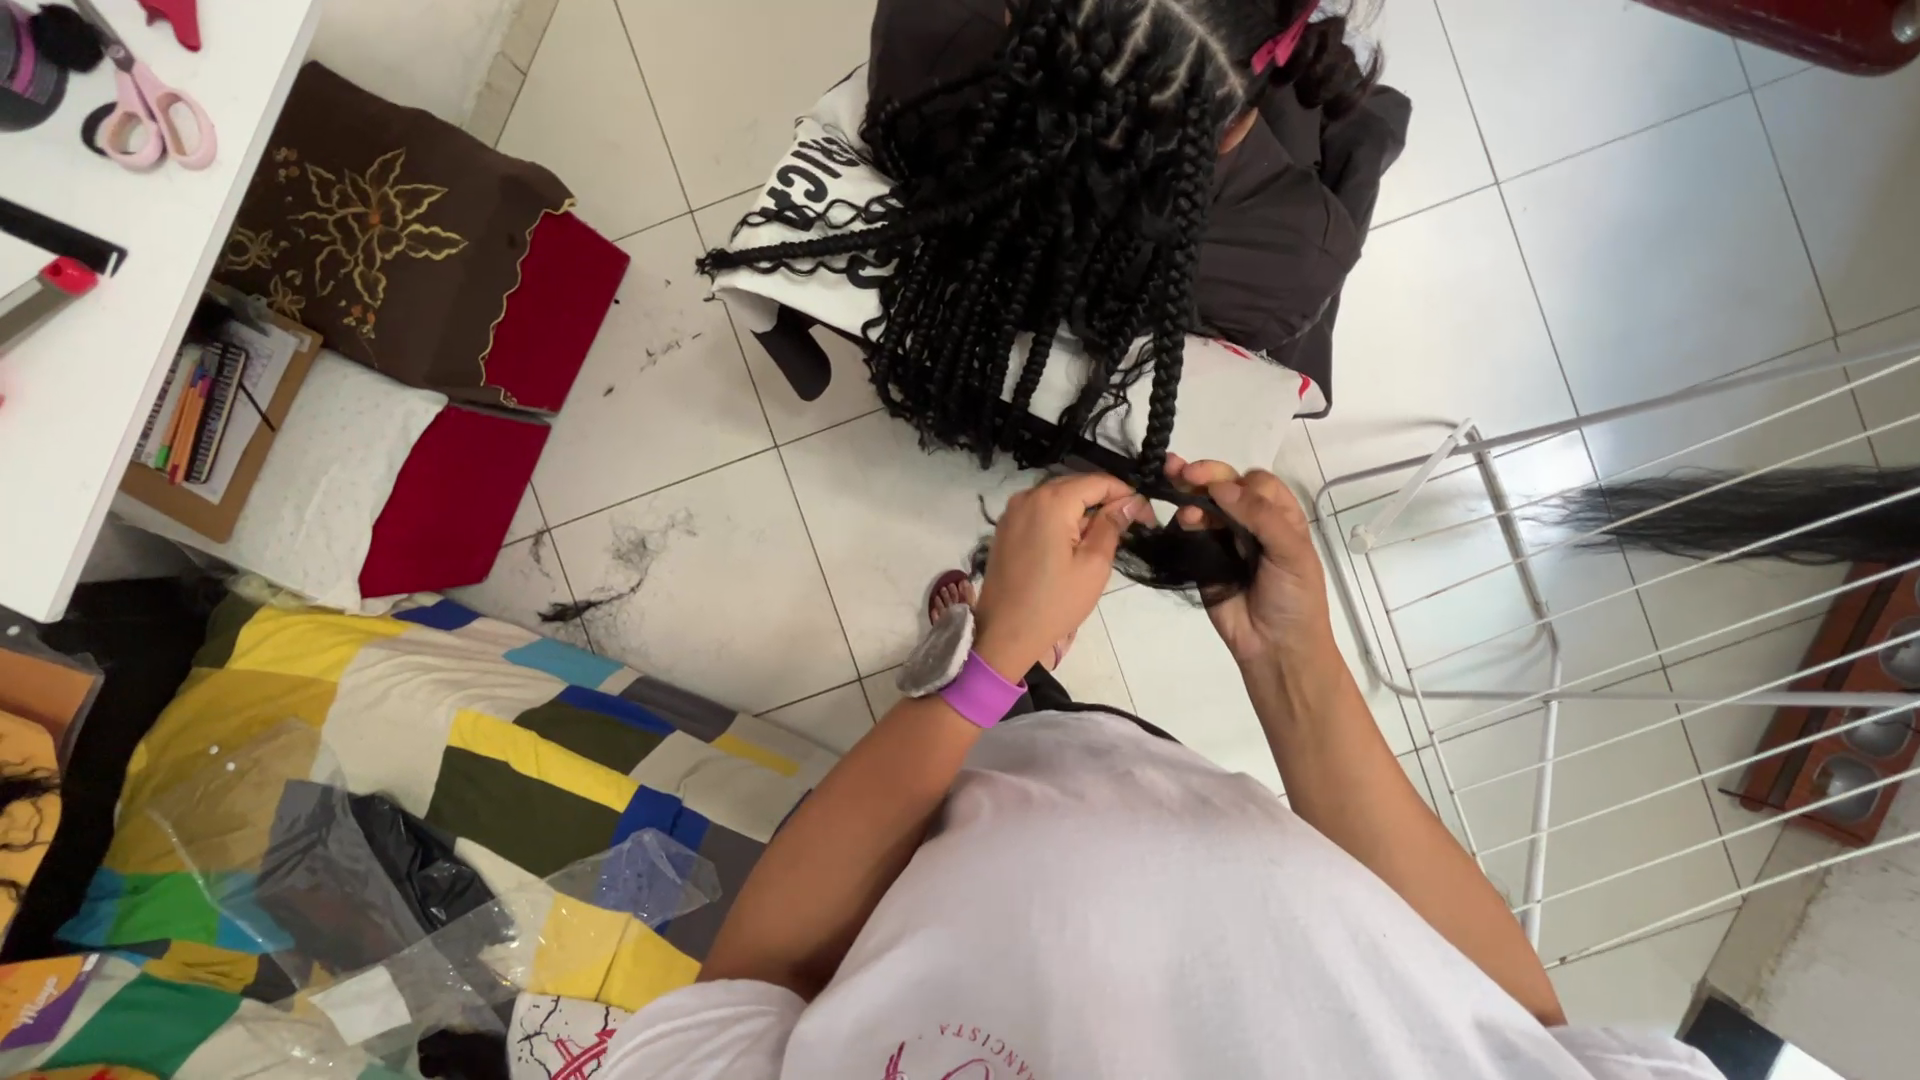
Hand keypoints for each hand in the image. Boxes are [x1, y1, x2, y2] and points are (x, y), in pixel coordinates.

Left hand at [972, 473, 1147, 679]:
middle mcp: (1027, 497)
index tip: (1146, 515)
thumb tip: (1131, 500)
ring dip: (1082, 510)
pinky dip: (1060, 519)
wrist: (1005, 633)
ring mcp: (1012, 512)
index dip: (1126, 494)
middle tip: (1130, 525)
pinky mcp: (1005, 528)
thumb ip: (1112, 525)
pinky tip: (1073, 542)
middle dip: (1104, 500)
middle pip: (1075, 485)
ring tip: (1103, 537)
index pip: (1097, 481)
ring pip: (1057, 497)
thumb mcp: (1094, 565)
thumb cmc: (1055, 602)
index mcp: (1051, 501)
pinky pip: (1040, 511)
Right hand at [1165, 456, 1334, 668]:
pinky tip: (1182, 520)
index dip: (1237, 481)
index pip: (1256, 483)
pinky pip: (1192, 531)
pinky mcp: (1203, 557)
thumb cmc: (1295, 597)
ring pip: (1205, 505)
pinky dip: (1185, 520)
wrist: (1275, 646)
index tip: (1219, 487)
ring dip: (1191, 495)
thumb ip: (1261, 516)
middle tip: (1182, 472)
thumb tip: (1221, 488)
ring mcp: (1225, 539)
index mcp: (1280, 516)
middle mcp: (1252, 522)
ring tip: (1178, 498)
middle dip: (1205, 475)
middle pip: (1226, 486)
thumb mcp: (1292, 552)